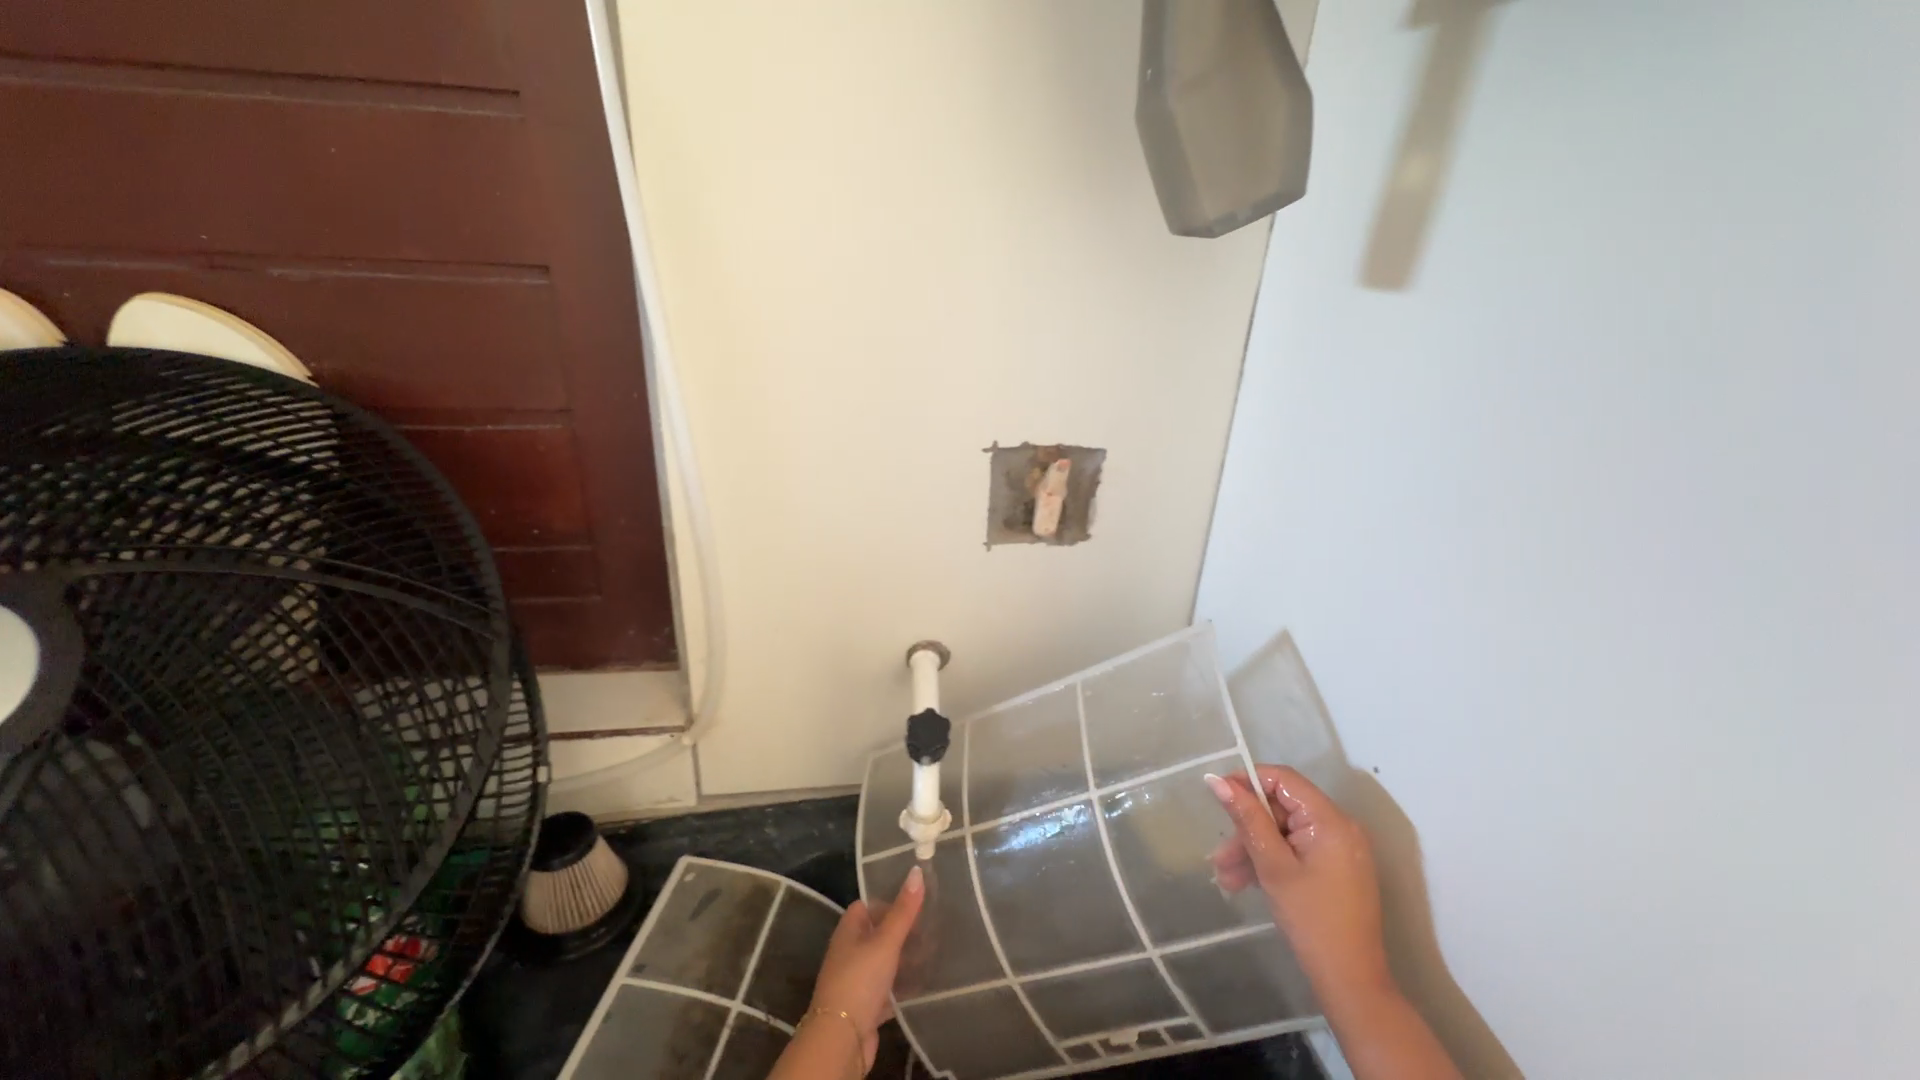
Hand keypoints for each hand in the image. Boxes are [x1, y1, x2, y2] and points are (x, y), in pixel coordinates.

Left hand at [808, 864, 925, 1067]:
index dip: (888, 901)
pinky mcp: (865, 1005)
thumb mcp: (885, 941)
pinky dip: (902, 986)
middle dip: (902, 931)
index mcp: (848, 931)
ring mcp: (856, 980)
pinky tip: (923, 983)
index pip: (866, 906)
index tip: (916, 902)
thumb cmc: (860, 980)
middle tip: (932, 928)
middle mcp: (849, 953)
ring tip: (934, 952)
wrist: (842, 1038)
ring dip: (904, 959)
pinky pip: (887, 989)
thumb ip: (903, 910)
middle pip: (877, 934)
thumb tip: (916, 870)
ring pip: (883, 962)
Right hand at [1205, 767, 1390, 997]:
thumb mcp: (1272, 866)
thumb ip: (1247, 819)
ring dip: (1254, 851)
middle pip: (1282, 810)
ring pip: (1285, 833)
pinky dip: (1271, 862)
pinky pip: (1297, 851)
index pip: (1284, 780)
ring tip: (1226, 878)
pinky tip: (1246, 883)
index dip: (1248, 781)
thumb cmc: (1310, 918)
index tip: (1217, 797)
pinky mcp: (1336, 869)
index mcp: (1330, 820)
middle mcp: (1339, 827)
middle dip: (1247, 829)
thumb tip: (1216, 780)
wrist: (1350, 979)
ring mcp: (1339, 849)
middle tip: (1219, 857)